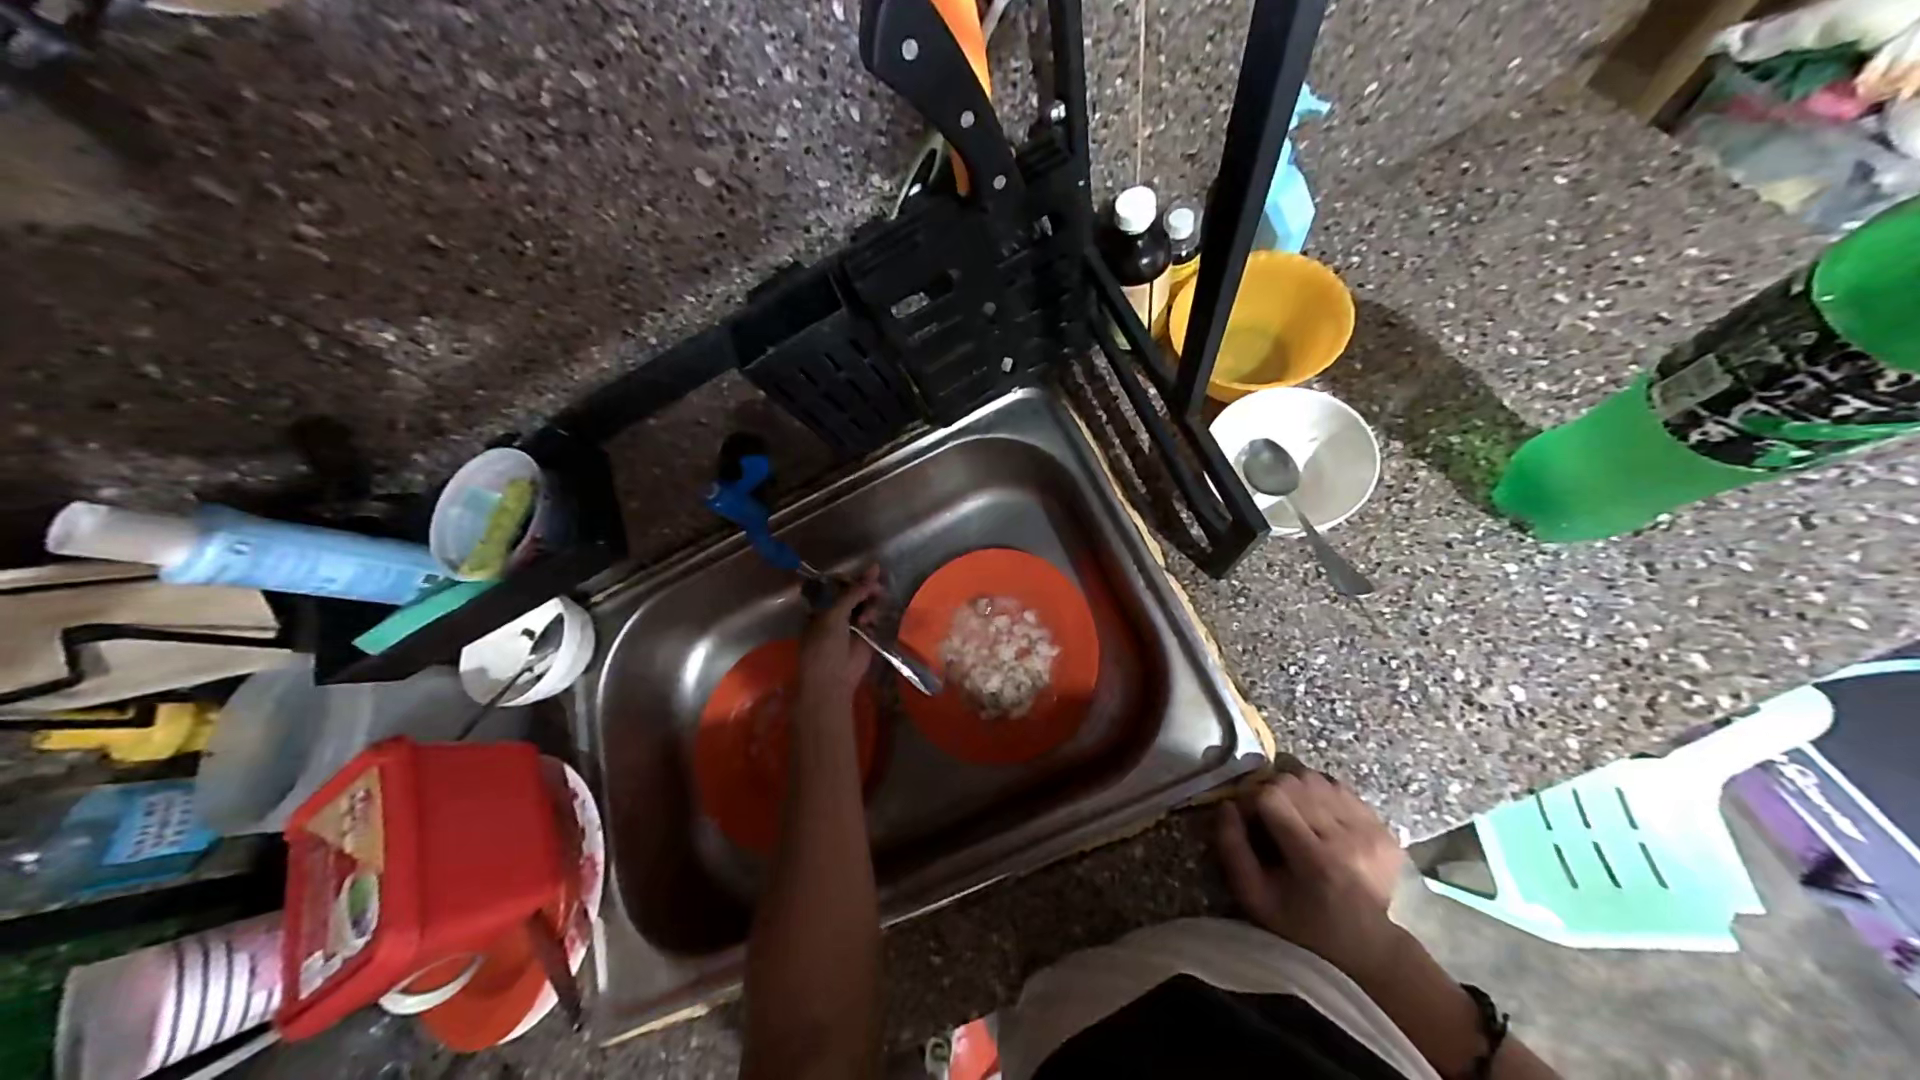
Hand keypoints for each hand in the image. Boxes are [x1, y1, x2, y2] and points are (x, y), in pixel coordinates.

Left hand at [797, 566, 880, 704]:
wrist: (834, 678)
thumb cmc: (825, 646)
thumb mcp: (833, 615)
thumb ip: (852, 593)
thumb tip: (873, 571)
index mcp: (822, 607)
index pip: (840, 585)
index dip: (853, 579)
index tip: (868, 572)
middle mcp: (838, 613)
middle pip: (856, 593)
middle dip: (866, 589)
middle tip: (877, 587)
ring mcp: (853, 624)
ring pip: (867, 604)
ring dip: (870, 604)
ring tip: (868, 615)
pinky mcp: (867, 635)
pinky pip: (874, 618)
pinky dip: (875, 615)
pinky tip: (871, 620)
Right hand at [1216, 771, 1409, 979]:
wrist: (1364, 945)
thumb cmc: (1299, 923)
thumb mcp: (1253, 896)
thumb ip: (1232, 848)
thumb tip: (1226, 805)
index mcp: (1317, 861)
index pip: (1272, 797)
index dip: (1250, 800)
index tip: (1246, 818)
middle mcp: (1349, 839)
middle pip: (1294, 782)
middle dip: (1270, 791)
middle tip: (1266, 816)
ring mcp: (1371, 832)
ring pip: (1316, 778)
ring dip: (1294, 790)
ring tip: (1291, 815)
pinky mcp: (1383, 828)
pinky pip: (1339, 788)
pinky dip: (1319, 795)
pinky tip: (1316, 818)